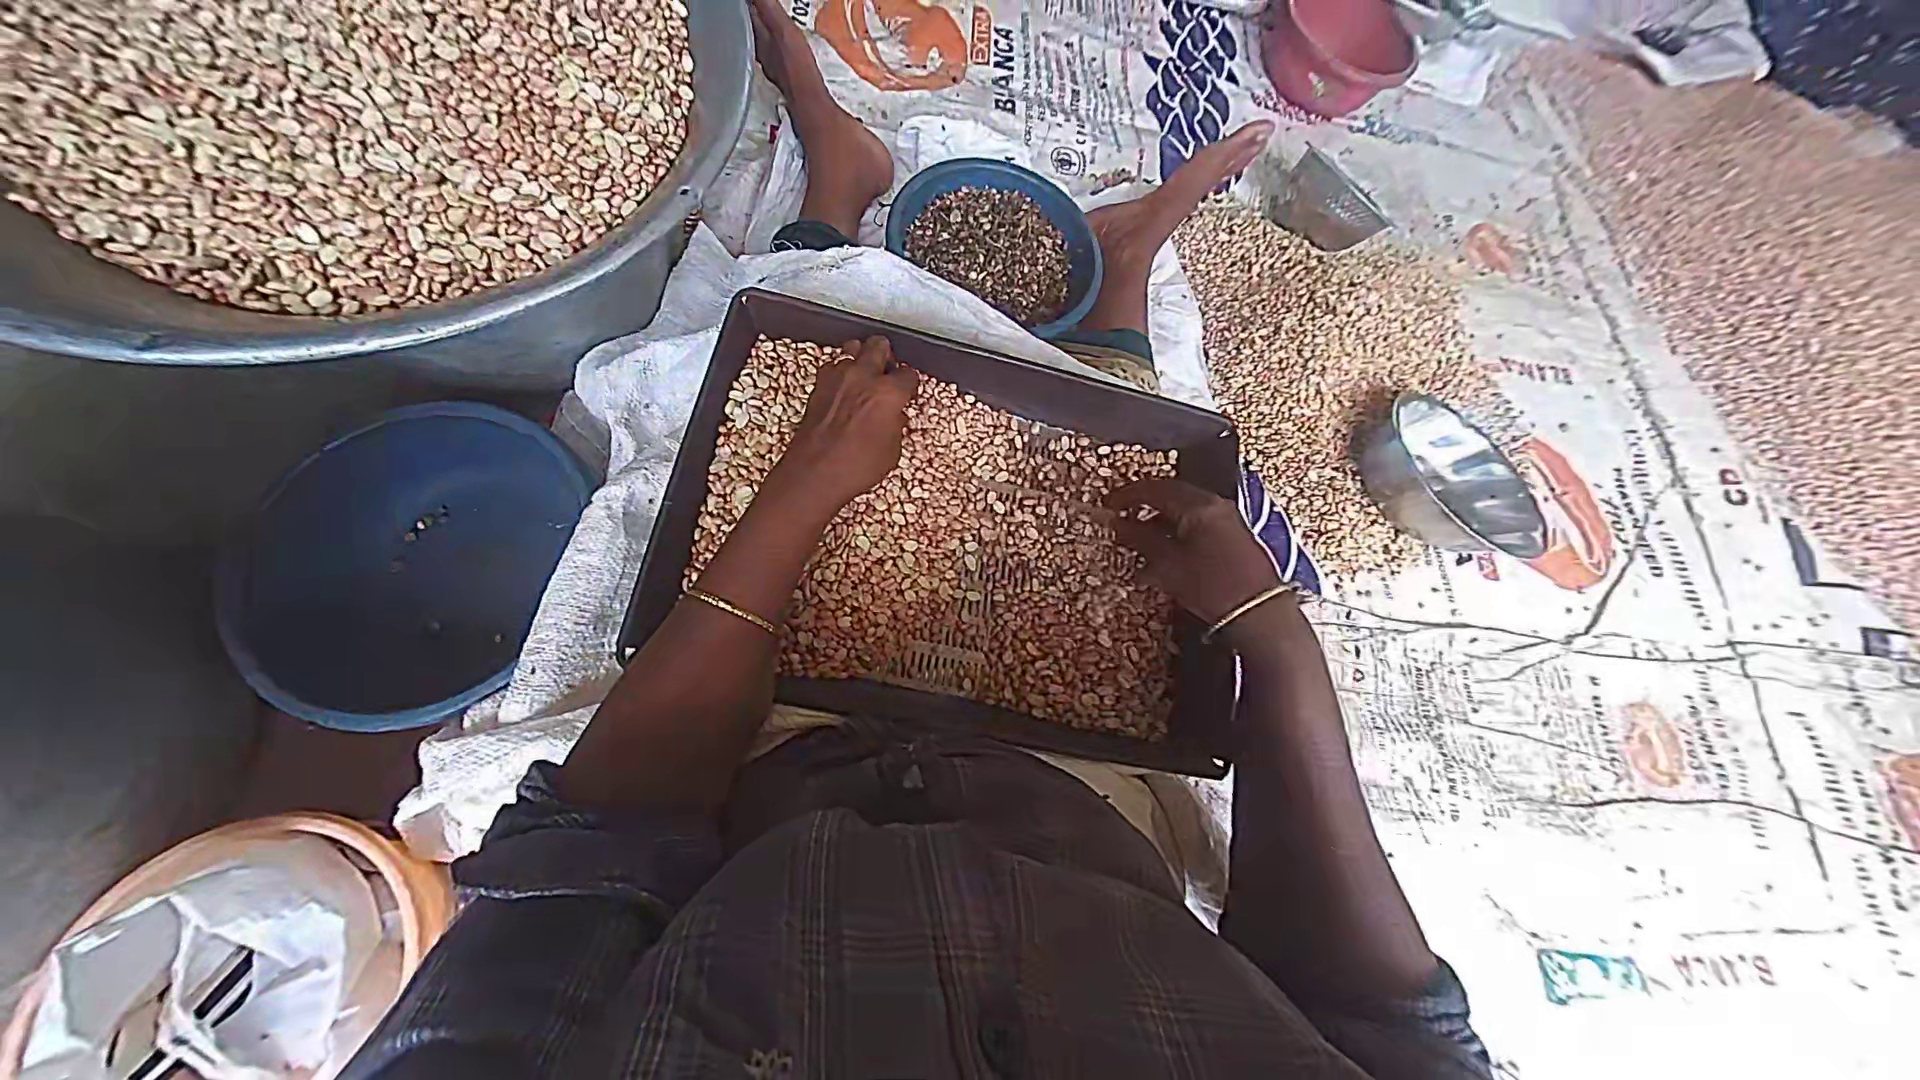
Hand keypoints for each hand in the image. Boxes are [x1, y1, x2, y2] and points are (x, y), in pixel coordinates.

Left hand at [763, 337, 918, 523]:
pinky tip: (845, 388)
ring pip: (853, 348)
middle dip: (887, 356)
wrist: (815, 473)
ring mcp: (838, 376)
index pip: (908, 375)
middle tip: (889, 371)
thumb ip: (896, 425)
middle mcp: (863, 377)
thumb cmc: (853, 466)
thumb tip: (894, 417)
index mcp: (889, 392)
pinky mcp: (819, 384)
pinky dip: (841, 371)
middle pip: (879, 346)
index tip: (908, 391)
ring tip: (866, 375)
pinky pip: (834, 365)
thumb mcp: (891, 451)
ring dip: (862, 357)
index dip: (910, 384)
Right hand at [1107, 478, 1287, 640]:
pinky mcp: (1232, 537)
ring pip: (1184, 512)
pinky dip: (1176, 533)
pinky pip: (1197, 525)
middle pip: (1171, 496)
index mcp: (1198, 506)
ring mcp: (1226, 521)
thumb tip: (1118, 524)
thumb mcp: (1168, 565)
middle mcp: (1215, 506)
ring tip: (1138, 541)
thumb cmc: (1211, 587)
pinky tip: (1163, 555)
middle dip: (1143, 506)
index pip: (1155, 489)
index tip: (1108, 505)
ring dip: (1159, 522)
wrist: (1259, 614)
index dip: (1127, 496)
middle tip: (1121, 518)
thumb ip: (1140, 539)